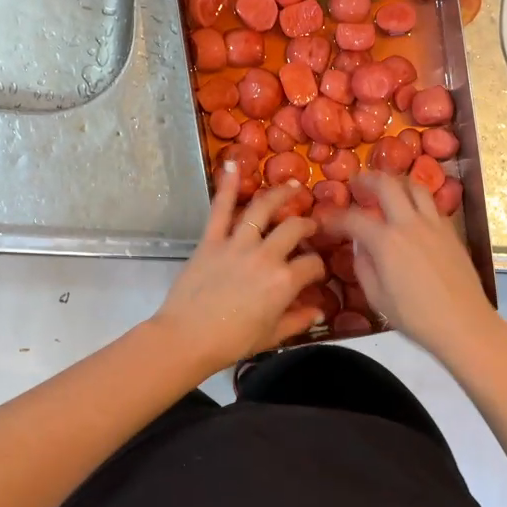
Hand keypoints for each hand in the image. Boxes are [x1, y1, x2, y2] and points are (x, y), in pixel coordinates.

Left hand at [150, 165, 327, 374]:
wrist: (188, 338)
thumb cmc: (232, 342)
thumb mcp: (273, 336)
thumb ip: (298, 321)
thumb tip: (319, 311)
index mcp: (284, 282)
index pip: (312, 265)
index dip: (318, 268)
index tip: (315, 272)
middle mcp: (266, 256)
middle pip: (294, 229)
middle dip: (307, 226)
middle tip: (310, 226)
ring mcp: (237, 244)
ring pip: (263, 209)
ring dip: (279, 195)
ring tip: (291, 188)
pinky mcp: (211, 241)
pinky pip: (220, 208)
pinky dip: (226, 185)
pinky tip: (232, 164)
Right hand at [329, 173, 500, 363]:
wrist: (463, 322)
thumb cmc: (416, 317)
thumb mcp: (377, 298)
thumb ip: (364, 267)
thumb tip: (360, 247)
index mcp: (386, 242)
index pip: (353, 218)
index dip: (335, 217)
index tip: (325, 220)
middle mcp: (409, 223)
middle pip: (386, 185)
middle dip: (367, 180)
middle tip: (357, 184)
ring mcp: (434, 224)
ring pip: (415, 187)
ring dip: (397, 183)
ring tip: (388, 190)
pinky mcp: (452, 232)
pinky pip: (431, 206)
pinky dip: (417, 202)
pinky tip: (413, 215)